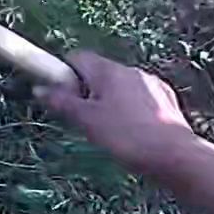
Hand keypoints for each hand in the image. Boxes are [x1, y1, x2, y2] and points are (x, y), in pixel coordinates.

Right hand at [35, 52, 210, 173]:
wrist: (175, 156)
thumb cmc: (124, 136)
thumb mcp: (86, 120)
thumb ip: (61, 101)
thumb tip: (38, 89)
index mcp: (109, 71)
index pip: (77, 57)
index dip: (64, 73)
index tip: (61, 95)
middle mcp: (130, 70)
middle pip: (98, 71)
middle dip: (86, 89)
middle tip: (82, 117)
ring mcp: (151, 83)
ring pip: (118, 85)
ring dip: (107, 99)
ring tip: (107, 128)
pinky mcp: (166, 98)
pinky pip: (137, 96)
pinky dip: (128, 108)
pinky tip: (130, 130)